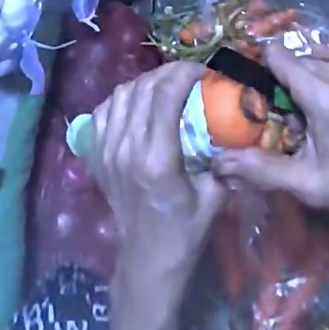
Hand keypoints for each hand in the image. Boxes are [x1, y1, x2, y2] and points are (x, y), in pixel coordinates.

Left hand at [91, 61, 225, 329]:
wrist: (147, 258)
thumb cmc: (185, 230)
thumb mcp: (215, 195)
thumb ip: (221, 157)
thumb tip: (232, 123)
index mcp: (156, 158)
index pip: (164, 96)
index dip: (184, 73)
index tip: (203, 71)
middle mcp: (125, 148)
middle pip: (142, 88)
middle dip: (168, 73)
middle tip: (189, 75)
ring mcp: (106, 149)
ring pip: (121, 94)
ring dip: (146, 82)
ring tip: (166, 85)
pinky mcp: (96, 153)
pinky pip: (104, 110)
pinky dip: (122, 98)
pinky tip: (139, 102)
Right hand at [211, 45, 328, 243]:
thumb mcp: (306, 183)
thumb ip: (259, 169)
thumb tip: (216, 163)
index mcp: (323, 92)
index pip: (274, 54)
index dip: (254, 67)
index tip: (243, 89)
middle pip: (287, 59)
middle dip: (272, 80)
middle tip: (269, 114)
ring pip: (303, 61)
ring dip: (291, 82)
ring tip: (293, 116)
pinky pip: (320, 65)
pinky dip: (309, 81)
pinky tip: (313, 111)